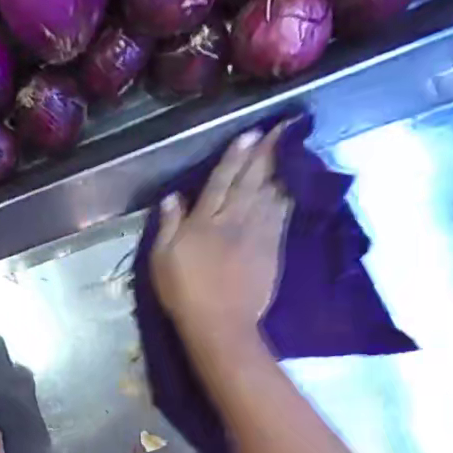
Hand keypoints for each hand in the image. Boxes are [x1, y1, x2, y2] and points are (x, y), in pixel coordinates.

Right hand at [150, 125, 292, 349]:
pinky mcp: (272, 249)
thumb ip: (168, 225)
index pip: (222, 180)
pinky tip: (291, 184)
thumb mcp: (162, 258)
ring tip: (289, 147)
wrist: (220, 324)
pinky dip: (287, 197)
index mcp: (205, 221)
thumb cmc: (184, 292)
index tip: (251, 134)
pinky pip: (281, 216)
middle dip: (265, 153)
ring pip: (270, 193)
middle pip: (251, 180)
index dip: (236, 156)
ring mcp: (257, 234)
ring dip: (279, 169)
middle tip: (281, 128)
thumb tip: (173, 196)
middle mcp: (233, 220)